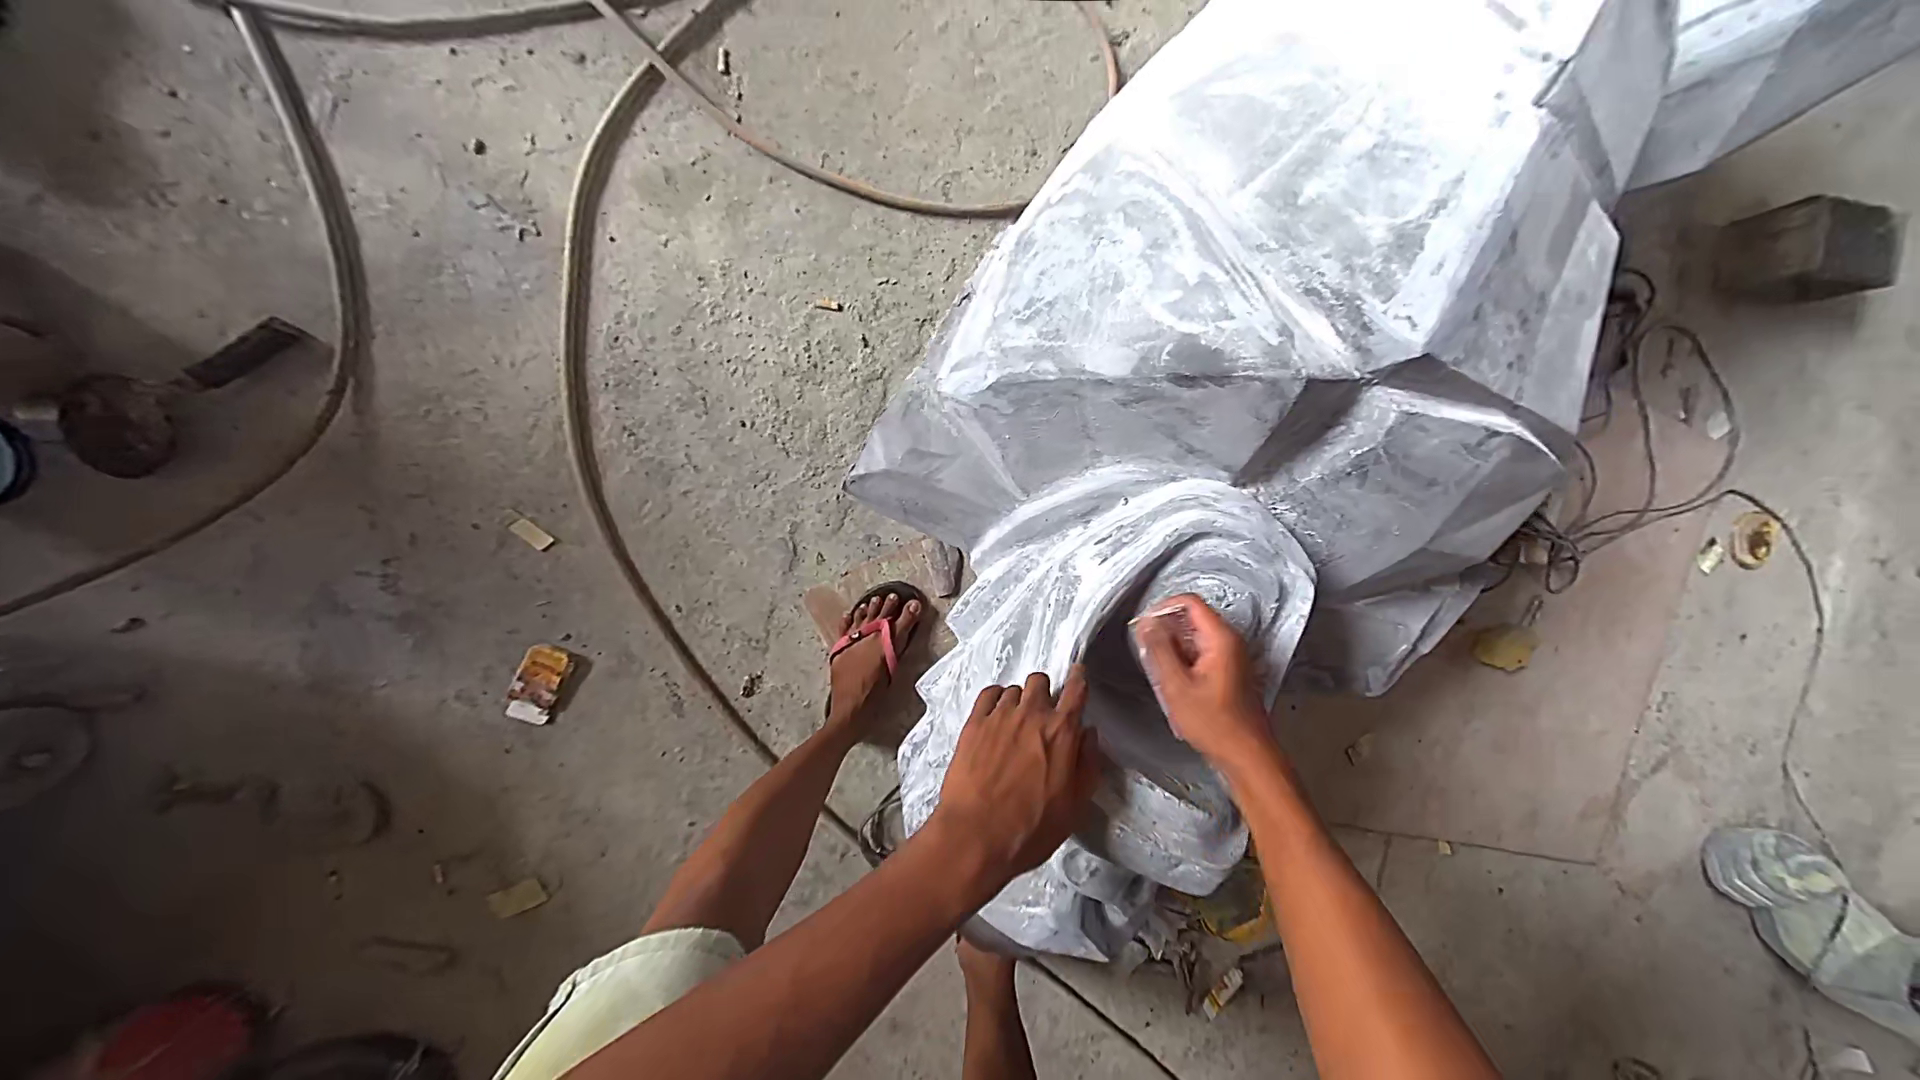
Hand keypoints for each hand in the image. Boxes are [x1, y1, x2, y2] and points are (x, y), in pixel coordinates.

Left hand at [928, 669, 1100, 890]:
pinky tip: (995, 713)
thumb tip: (1089, 734)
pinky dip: (995, 698)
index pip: (1076, 690)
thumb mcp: (1075, 804)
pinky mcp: (973, 723)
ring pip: (1014, 689)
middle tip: (1043, 714)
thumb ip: (1088, 763)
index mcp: (1061, 732)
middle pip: (1040, 681)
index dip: (1079, 679)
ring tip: (1017, 722)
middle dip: (1045, 692)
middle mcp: (1031, 715)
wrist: (976, 835)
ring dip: (1020, 700)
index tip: (1078, 674)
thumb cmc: (1031, 827)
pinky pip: (988, 694)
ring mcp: (999, 716)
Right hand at [1130, 594, 1276, 767]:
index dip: (1161, 608)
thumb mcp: (1176, 685)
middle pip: (1190, 618)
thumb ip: (1158, 649)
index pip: (1188, 602)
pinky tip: (1175, 686)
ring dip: (1172, 649)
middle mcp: (1230, 643)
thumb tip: (1146, 623)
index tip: (1144, 625)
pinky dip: (1183, 662)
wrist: (1245, 755)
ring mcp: (1231, 657)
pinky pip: (1199, 654)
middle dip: (1165, 632)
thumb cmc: (1216, 725)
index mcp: (1221, 639)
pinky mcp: (1228, 672)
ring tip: (1162, 675)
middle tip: (1149, 653)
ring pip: (1193, 638)